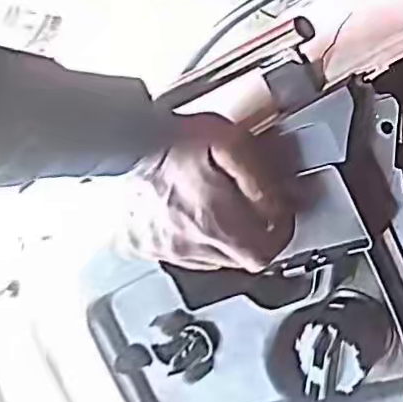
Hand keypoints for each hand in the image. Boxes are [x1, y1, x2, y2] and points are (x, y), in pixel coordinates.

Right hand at [124, 113, 293, 270]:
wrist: (121, 141)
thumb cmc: (177, 141)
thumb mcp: (237, 147)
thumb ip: (263, 182)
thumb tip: (282, 205)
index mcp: (213, 222)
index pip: (263, 253)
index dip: (281, 234)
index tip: (282, 215)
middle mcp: (185, 244)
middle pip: (239, 260)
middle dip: (258, 237)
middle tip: (259, 209)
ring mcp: (160, 248)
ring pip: (211, 260)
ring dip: (227, 239)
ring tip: (224, 206)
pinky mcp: (139, 245)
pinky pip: (179, 254)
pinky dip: (194, 238)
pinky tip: (194, 212)